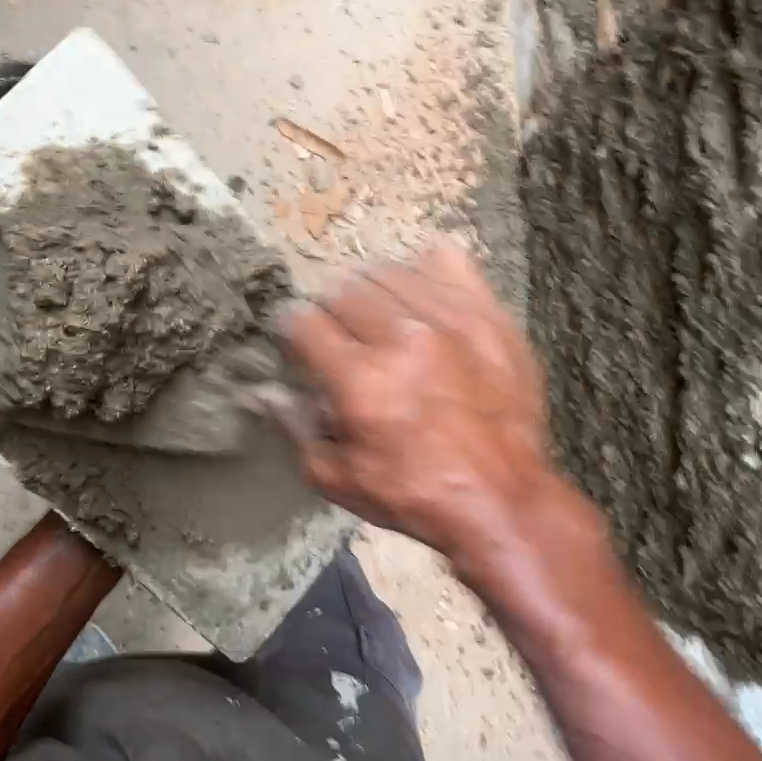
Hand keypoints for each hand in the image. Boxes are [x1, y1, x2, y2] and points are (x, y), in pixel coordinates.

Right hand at [271, 247, 558, 564]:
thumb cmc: (412, 495)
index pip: (301, 320)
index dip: (288, 329)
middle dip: (327, 312)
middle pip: (341, 289)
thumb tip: (261, 390)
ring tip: (376, 319)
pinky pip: (448, 260)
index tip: (294, 343)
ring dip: (369, 291)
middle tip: (337, 340)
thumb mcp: (336, 477)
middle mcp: (401, 337)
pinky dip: (423, 271)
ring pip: (387, 270)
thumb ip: (293, 426)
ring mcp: (450, 320)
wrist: (500, 500)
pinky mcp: (488, 316)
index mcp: (359, 379)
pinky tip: (419, 299)